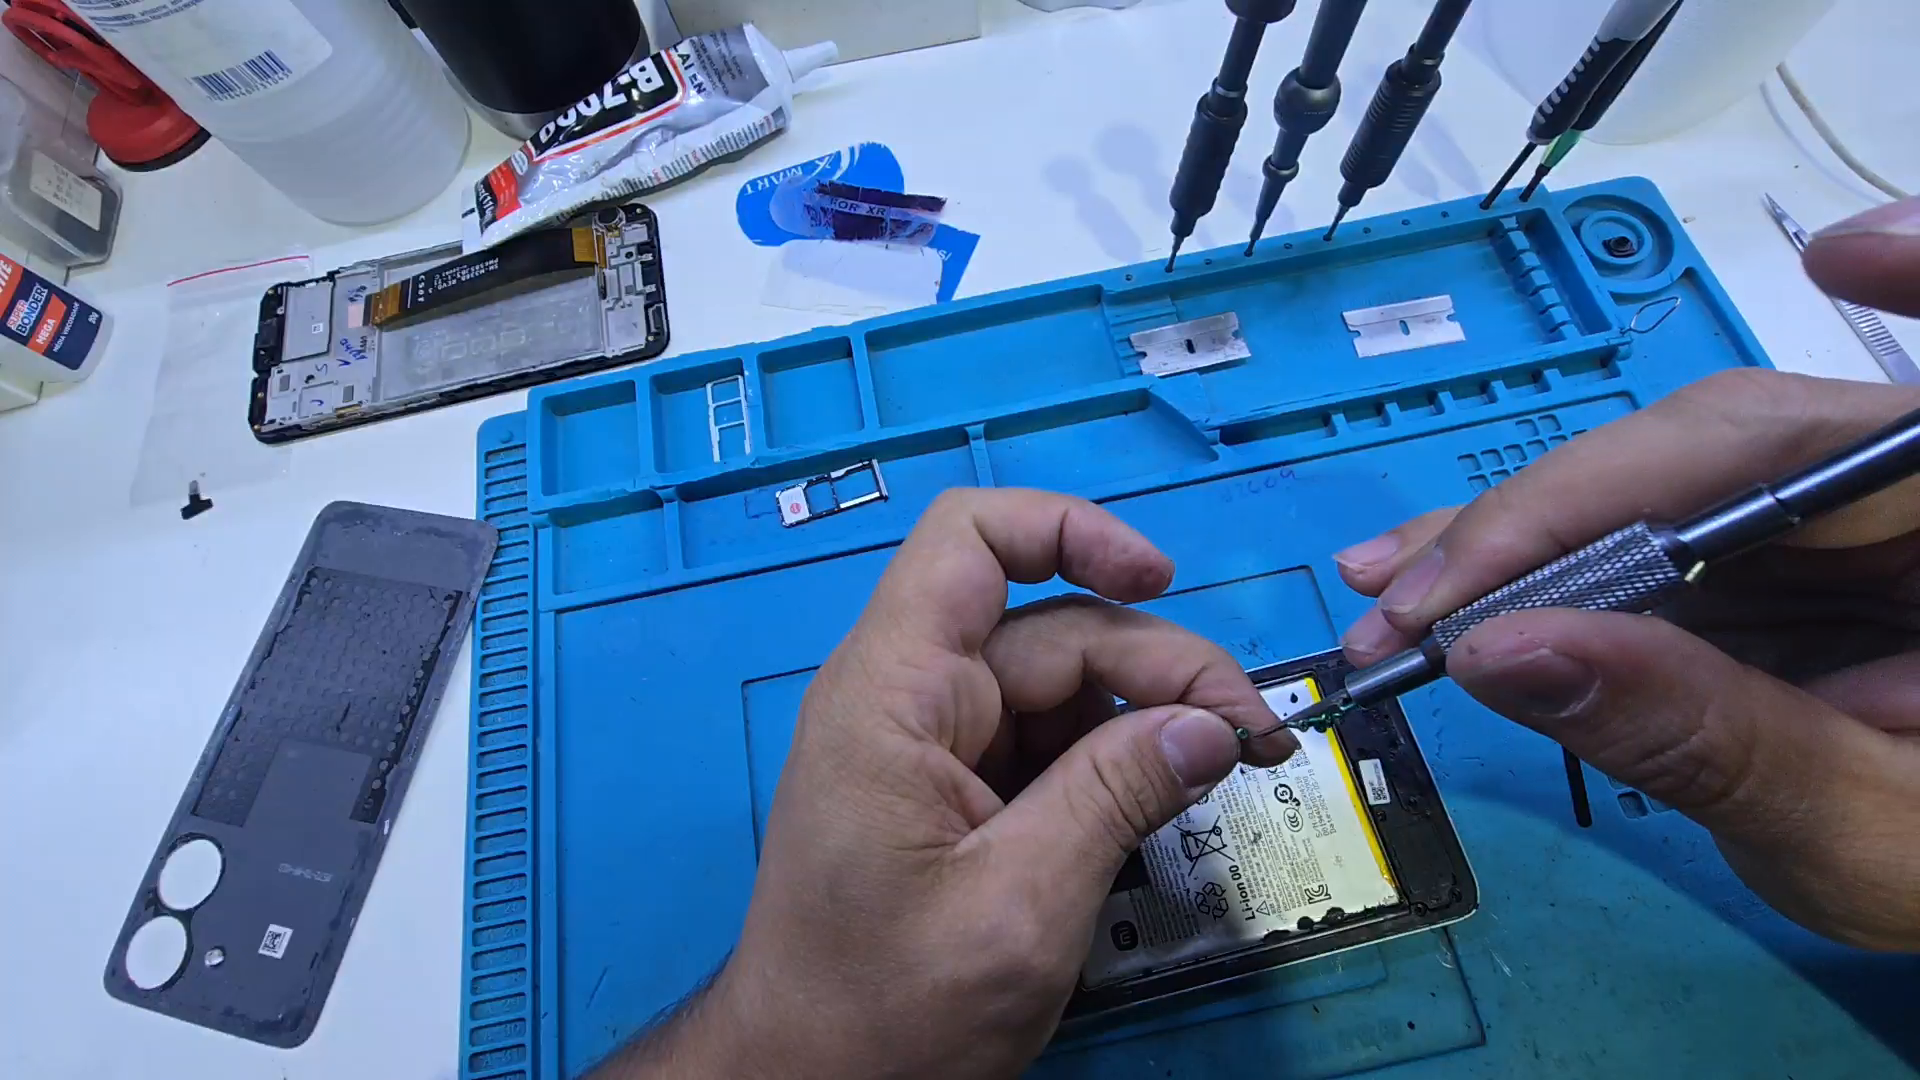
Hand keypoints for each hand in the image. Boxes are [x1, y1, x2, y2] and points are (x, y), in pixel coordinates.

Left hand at [603, 490, 1295, 1078]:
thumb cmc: (885, 1010)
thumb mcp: (1017, 909)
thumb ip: (1113, 800)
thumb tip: (1210, 729)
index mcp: (895, 688)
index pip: (969, 539)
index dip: (1067, 529)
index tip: (1157, 580)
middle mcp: (914, 689)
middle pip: (1050, 625)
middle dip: (1158, 665)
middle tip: (1251, 735)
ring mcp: (940, 733)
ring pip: (1062, 678)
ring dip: (1148, 711)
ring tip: (1224, 761)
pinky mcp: (963, 775)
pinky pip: (1052, 733)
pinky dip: (1115, 753)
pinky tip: (1165, 789)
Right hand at [1329, 197, 1919, 950]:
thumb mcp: (1863, 841)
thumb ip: (1702, 737)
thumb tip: (1491, 648)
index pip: (1859, 441)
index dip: (1917, 297)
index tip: (1846, 251)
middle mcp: (1887, 500)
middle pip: (1705, 454)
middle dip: (1538, 516)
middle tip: (1406, 598)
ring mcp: (1800, 527)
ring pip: (1626, 490)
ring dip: (1489, 542)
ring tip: (1380, 591)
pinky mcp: (1725, 558)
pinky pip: (1602, 540)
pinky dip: (1507, 568)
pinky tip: (1426, 583)